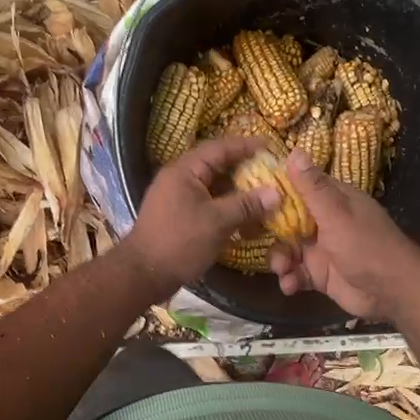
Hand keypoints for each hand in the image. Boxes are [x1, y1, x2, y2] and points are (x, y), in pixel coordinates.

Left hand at [119, 136, 281, 295]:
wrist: (143, 274)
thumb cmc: (179, 242)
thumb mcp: (217, 222)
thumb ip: (246, 205)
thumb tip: (276, 193)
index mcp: (184, 171)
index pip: (219, 148)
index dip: (245, 146)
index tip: (269, 145)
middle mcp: (179, 179)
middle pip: (216, 167)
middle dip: (244, 171)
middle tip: (270, 172)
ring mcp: (177, 199)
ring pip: (213, 189)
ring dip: (237, 193)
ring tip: (263, 197)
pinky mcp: (178, 218)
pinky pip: (207, 206)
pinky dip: (226, 210)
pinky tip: (245, 220)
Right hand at [268, 150, 419, 320]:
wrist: (391, 292)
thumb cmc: (366, 247)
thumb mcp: (337, 215)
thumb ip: (313, 188)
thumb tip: (294, 150)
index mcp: (333, 201)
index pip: (300, 188)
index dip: (276, 191)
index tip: (253, 195)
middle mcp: (326, 223)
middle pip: (288, 222)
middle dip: (274, 234)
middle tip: (264, 243)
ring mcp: (323, 250)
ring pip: (289, 250)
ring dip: (281, 260)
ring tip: (283, 271)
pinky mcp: (321, 275)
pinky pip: (297, 274)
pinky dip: (290, 279)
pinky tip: (289, 286)